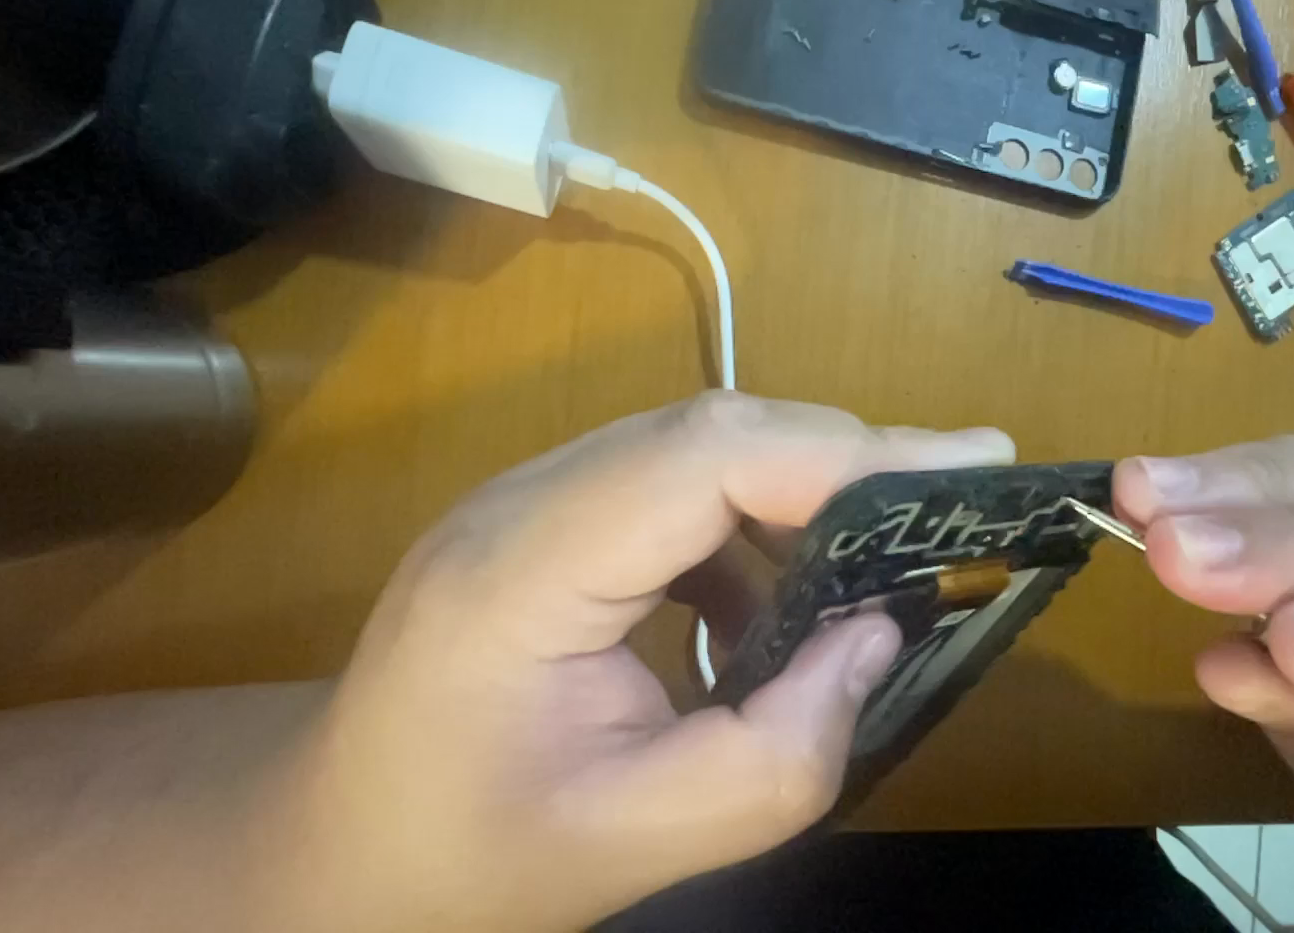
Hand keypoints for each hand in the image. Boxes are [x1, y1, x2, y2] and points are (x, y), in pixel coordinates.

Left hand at [282, 393, 1013, 931]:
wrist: (326, 843)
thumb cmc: (453, 862)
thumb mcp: (622, 846)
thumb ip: (771, 762)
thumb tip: (875, 639)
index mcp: (524, 569)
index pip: (704, 461)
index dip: (841, 455)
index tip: (963, 470)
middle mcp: (533, 498)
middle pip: (716, 430)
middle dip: (852, 452)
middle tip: (967, 484)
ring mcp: (545, 495)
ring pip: (710, 442)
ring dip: (814, 479)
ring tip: (902, 534)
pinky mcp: (568, 514)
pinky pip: (688, 483)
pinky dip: (766, 517)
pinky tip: (793, 589)